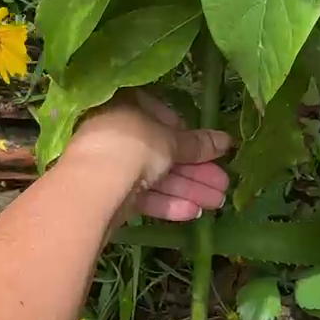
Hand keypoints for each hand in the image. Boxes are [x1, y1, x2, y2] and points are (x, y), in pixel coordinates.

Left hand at [62, 91, 233, 221]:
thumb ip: (197, 144)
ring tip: (216, 203)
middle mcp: (117, 132)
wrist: (93, 185)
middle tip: (222, 184)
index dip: (187, 135)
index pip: (162, 116)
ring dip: (188, 189)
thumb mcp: (172, 141)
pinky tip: (192, 213)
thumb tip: (226, 141)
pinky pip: (143, 196)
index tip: (209, 150)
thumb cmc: (134, 145)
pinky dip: (167, 203)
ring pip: (156, 177)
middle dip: (196, 170)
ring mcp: (112, 164)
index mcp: (127, 106)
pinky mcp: (111, 194)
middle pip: (163, 152)